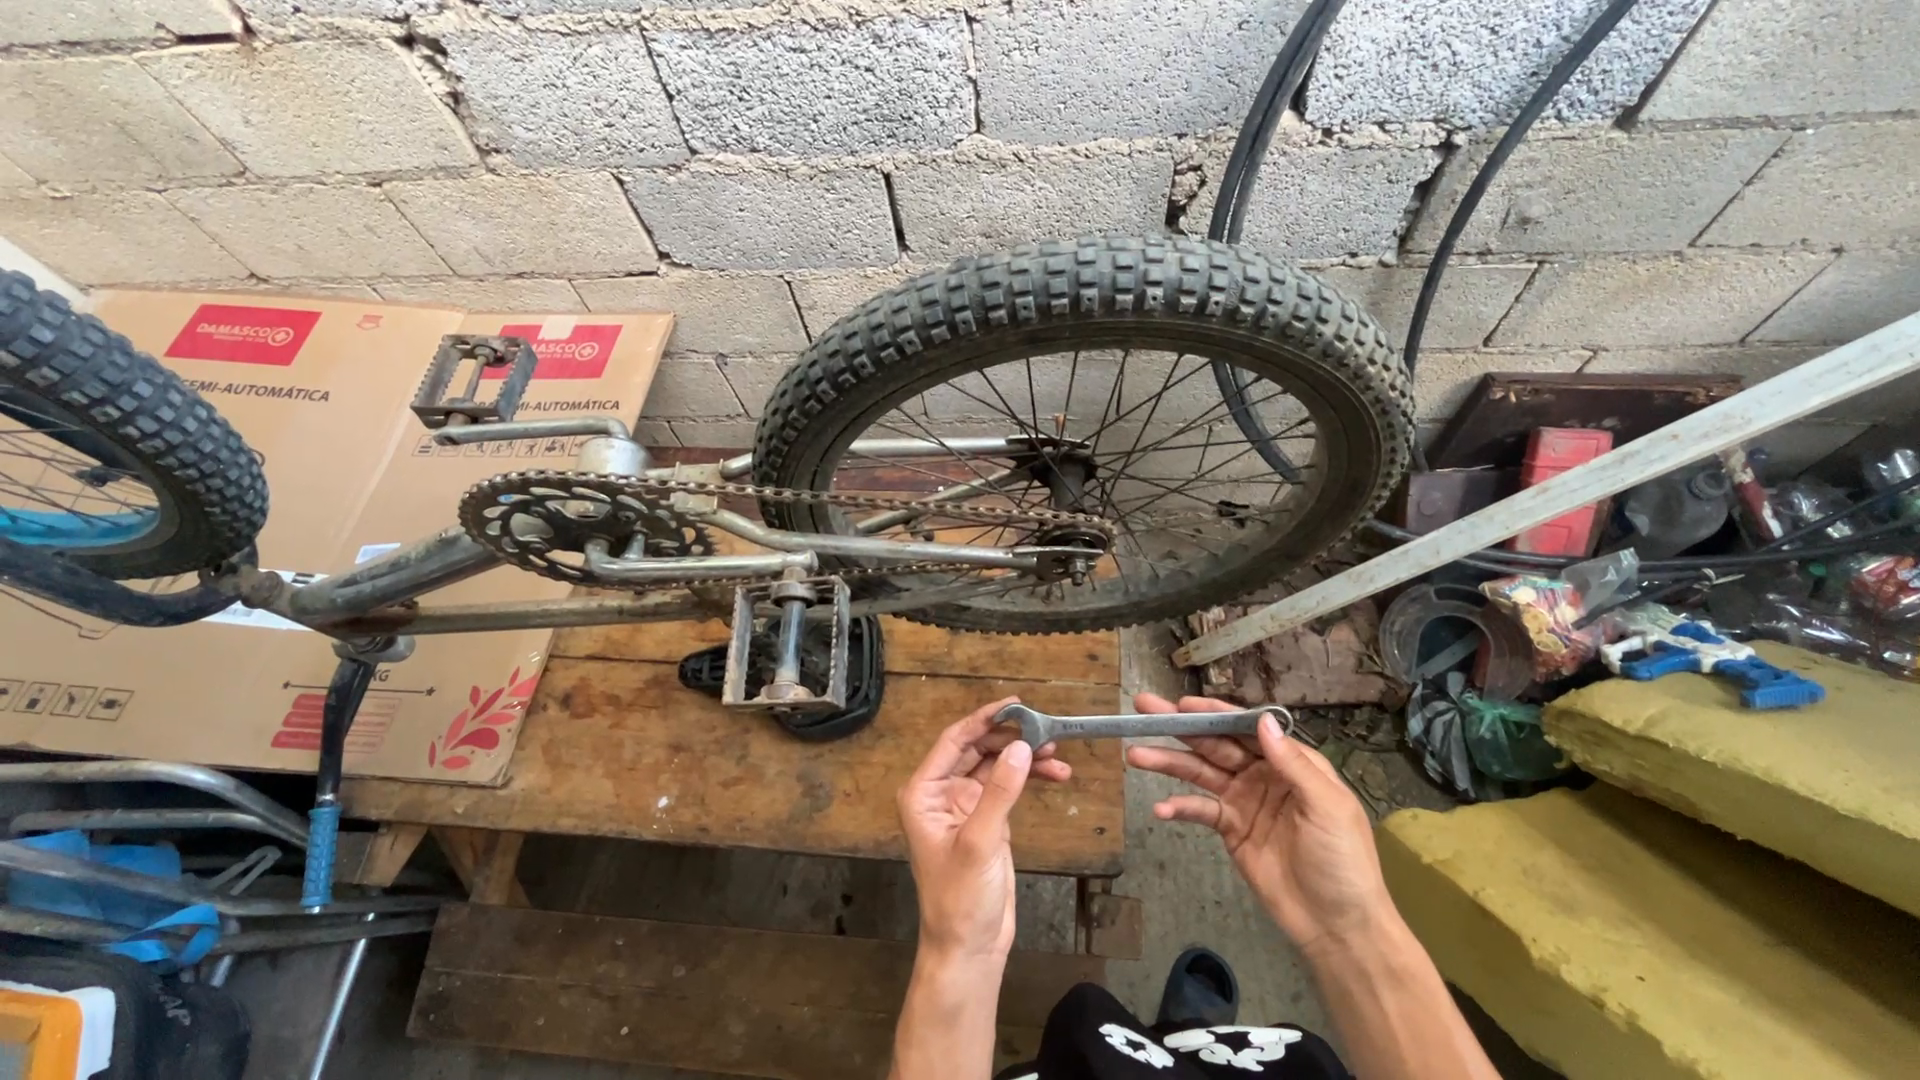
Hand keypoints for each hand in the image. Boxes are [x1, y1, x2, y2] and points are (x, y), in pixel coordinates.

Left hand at [897, 696, 1071, 960]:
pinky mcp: (989, 819)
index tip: (1016, 704)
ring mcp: (967, 805)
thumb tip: (1022, 746)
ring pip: (998, 765)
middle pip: (978, 749)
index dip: (984, 719)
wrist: (970, 946)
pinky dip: (1031, 777)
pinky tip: (1056, 773)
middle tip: (1047, 729)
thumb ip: (1000, 792)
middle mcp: (942, 792)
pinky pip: (1009, 786)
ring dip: (1026, 757)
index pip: (954, 740)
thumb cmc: (959, 898)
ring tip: (1059, 752)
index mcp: (924, 792)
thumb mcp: (979, 841)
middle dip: (1011, 738)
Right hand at [1126, 693, 1395, 957]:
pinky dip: (1179, 807)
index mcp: (1291, 763)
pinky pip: (1200, 810)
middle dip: (1180, 727)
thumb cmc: (1343, 860)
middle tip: (1143, 709)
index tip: (1182, 703)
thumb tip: (1262, 720)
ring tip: (1135, 755)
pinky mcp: (1231, 831)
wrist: (1338, 925)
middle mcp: (1264, 775)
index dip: (1214, 713)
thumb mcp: (1328, 807)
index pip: (1246, 728)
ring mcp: (1244, 802)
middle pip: (1216, 744)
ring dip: (1168, 762)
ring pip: (1200, 773)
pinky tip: (1160, 809)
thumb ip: (1293, 763)